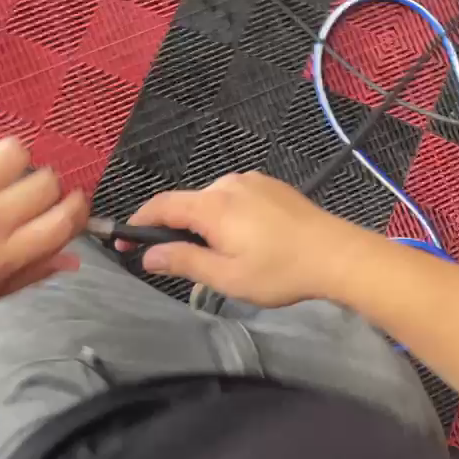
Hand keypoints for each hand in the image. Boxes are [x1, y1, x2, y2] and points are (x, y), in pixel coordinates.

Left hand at [0, 128, 88, 332]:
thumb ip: (29, 274)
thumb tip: (72, 256)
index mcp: (1, 256)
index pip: (63, 220)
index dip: (77, 208)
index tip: (69, 206)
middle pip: (46, 182)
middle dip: (45, 188)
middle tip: (26, 196)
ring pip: (14, 151)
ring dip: (13, 162)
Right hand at [129, 172, 374, 306]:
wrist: (336, 254)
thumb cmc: (280, 271)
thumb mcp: (226, 277)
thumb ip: (184, 262)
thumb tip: (148, 255)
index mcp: (213, 205)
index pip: (162, 205)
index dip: (138, 222)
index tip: (122, 239)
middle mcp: (229, 184)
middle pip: (188, 203)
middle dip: (175, 228)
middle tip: (178, 262)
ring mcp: (253, 181)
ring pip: (213, 201)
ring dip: (205, 224)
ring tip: (221, 257)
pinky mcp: (271, 186)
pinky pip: (236, 198)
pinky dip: (228, 217)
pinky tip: (246, 241)